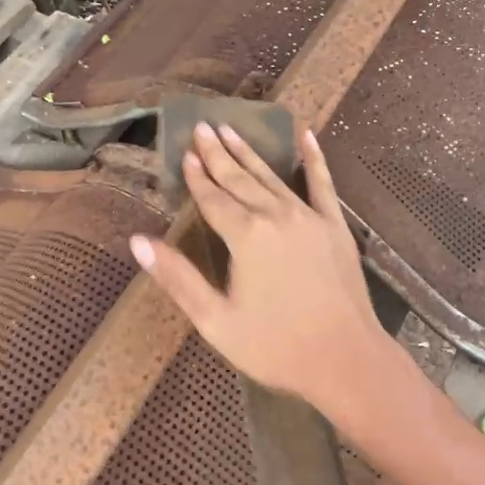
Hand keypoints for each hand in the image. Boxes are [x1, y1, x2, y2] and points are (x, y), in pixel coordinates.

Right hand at [130, 124, 393, 414]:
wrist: (346, 359)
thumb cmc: (275, 347)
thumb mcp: (217, 321)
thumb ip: (179, 278)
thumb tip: (138, 241)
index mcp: (246, 237)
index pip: (213, 199)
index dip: (198, 177)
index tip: (186, 153)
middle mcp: (276, 216)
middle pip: (240, 180)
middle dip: (219, 154)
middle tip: (203, 126)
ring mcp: (309, 217)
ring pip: (272, 177)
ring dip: (250, 153)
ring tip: (231, 129)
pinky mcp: (335, 226)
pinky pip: (323, 184)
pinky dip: (314, 159)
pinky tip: (307, 137)